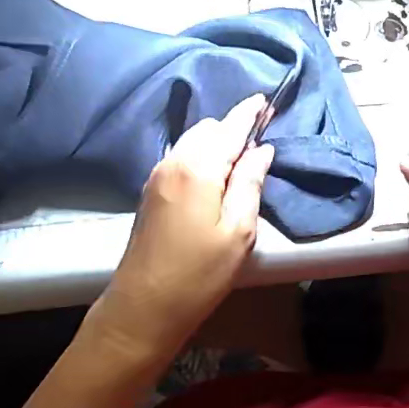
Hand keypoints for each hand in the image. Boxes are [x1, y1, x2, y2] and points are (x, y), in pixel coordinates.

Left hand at [93, 95, 275, 363]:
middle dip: (233, 128)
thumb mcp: (238, 233)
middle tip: (260, 141)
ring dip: (216, 142)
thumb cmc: (198, 275)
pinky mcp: (150, 192)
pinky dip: (201, 156)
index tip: (265, 100)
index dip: (249, 113)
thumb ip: (250, 184)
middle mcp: (173, 163)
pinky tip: (216, 175)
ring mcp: (157, 176)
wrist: (143, 307)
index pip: (229, 128)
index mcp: (198, 169)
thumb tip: (262, 151)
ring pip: (192, 142)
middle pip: (207, 129)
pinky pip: (181, 157)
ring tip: (242, 158)